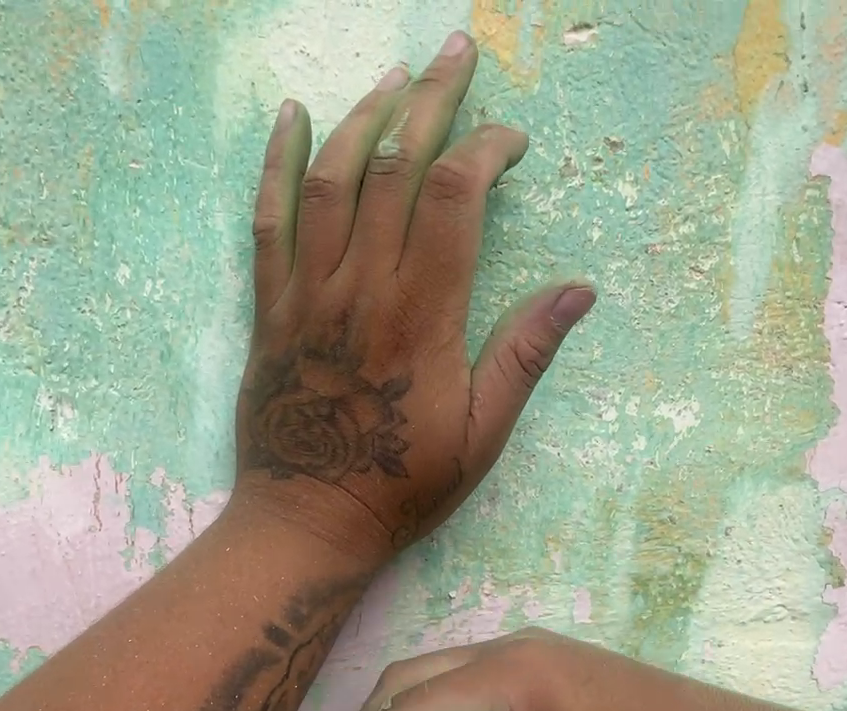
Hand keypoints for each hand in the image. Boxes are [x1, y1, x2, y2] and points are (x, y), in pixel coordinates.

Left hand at [233, 31, 596, 567]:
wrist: (310, 520)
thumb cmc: (402, 487)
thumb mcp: (481, 435)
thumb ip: (524, 357)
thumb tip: (579, 291)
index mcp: (422, 318)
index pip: (454, 198)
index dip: (485, 151)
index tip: (510, 143)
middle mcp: (362, 291)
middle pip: (396, 169)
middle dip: (429, 102)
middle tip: (452, 54)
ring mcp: (308, 296)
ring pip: (331, 182)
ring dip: (363, 119)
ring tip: (391, 77)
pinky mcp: (269, 311)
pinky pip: (267, 222)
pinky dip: (276, 164)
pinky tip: (290, 118)